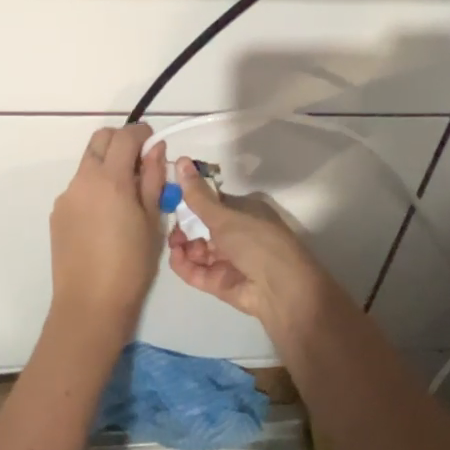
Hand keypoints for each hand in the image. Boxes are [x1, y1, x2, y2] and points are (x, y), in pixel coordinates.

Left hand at [49, 124, 166, 328]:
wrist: (89, 303)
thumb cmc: (131, 264)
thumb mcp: (152, 221)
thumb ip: (154, 180)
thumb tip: (156, 149)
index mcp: (111, 179)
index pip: (125, 136)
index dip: (141, 133)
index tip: (153, 142)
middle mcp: (84, 180)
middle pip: (100, 140)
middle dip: (120, 141)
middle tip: (140, 163)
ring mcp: (67, 196)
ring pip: (88, 164)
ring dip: (107, 165)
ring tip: (126, 197)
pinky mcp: (58, 213)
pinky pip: (79, 188)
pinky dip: (95, 188)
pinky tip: (106, 219)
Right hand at [166, 157, 331, 327]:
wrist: (280, 290)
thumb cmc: (256, 242)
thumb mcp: (225, 215)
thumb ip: (198, 195)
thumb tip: (180, 160)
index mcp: (244, 212)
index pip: (212, 202)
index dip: (191, 198)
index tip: (169, 193)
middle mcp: (235, 234)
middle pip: (201, 226)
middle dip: (183, 223)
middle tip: (169, 221)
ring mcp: (226, 259)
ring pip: (196, 248)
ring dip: (182, 243)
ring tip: (175, 242)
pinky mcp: (218, 282)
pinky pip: (195, 270)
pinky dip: (183, 262)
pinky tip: (175, 255)